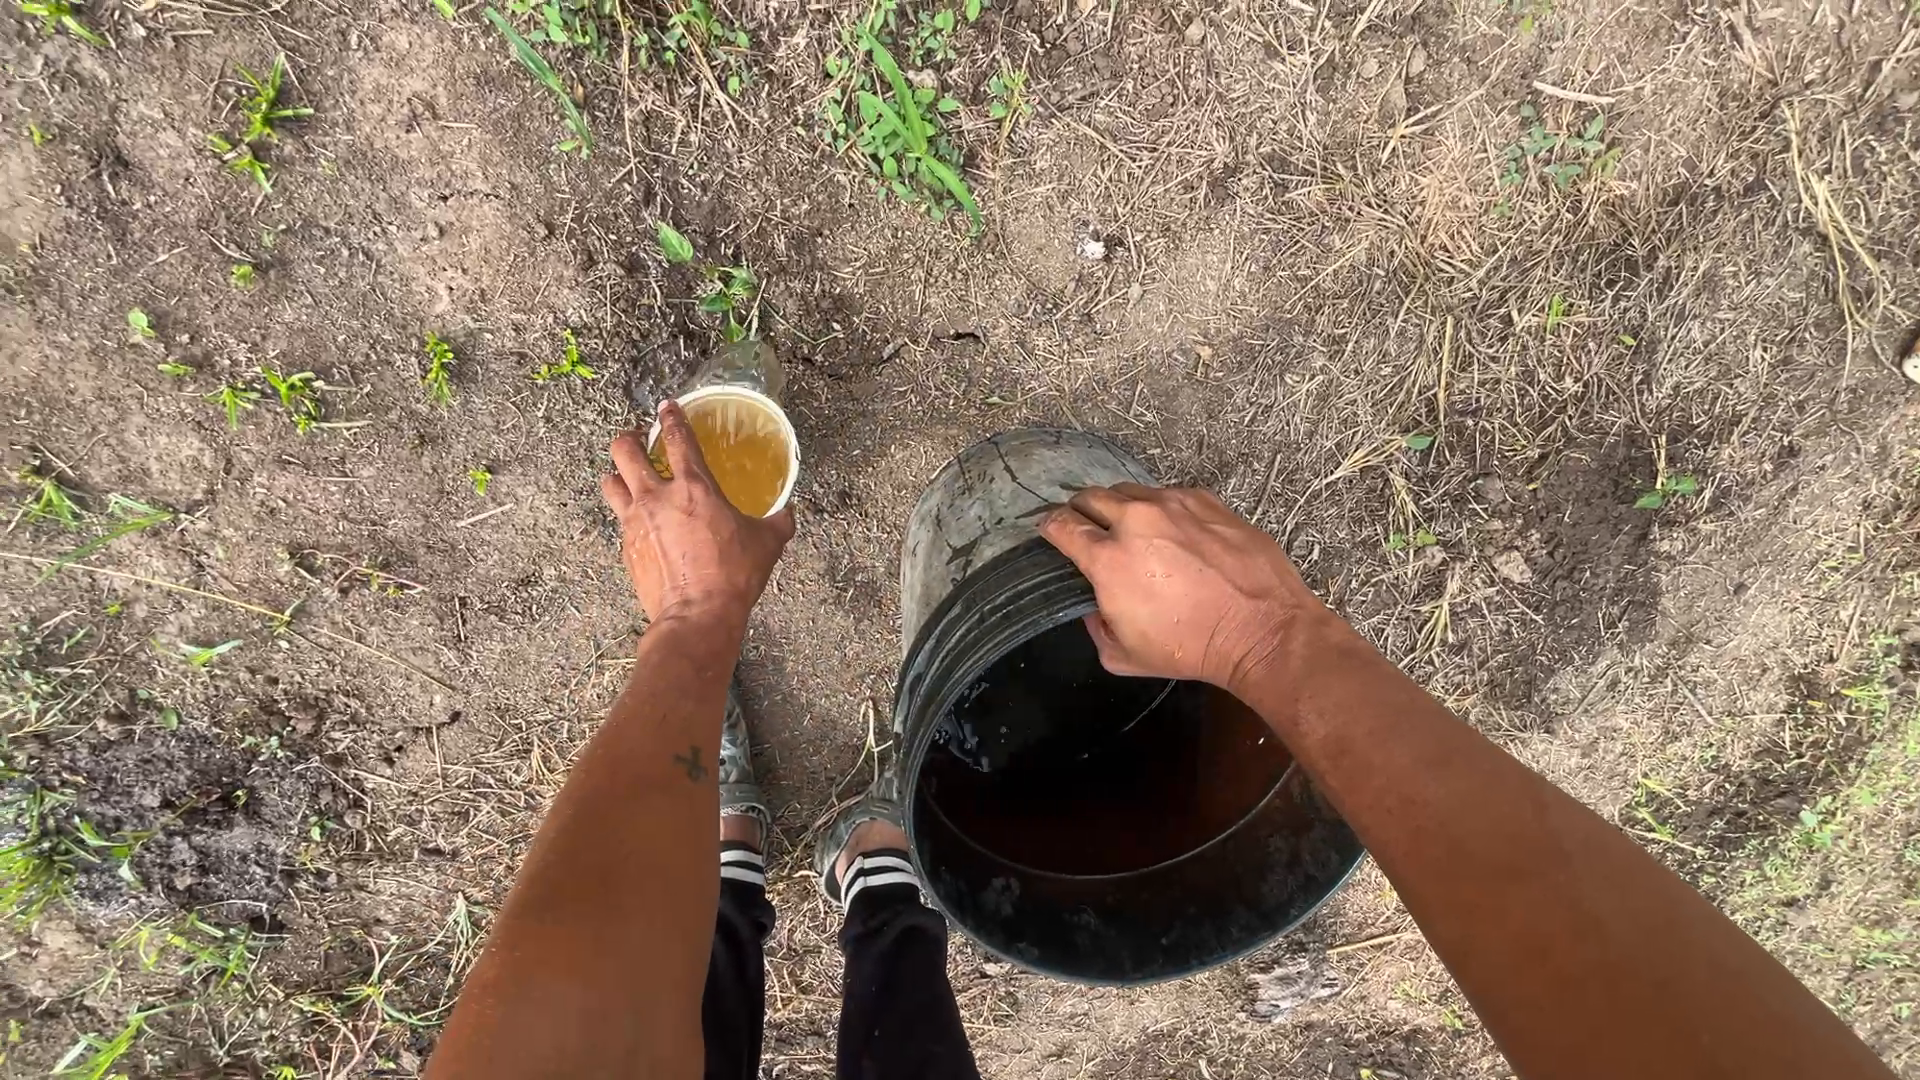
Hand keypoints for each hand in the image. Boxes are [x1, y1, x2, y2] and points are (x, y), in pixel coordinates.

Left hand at [600, 401, 794, 628]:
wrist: (697, 615)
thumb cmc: (733, 575)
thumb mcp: (767, 544)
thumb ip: (778, 522)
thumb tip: (788, 513)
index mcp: (694, 487)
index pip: (676, 438)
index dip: (670, 417)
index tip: (667, 407)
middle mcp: (657, 497)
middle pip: (624, 450)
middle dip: (628, 438)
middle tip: (638, 439)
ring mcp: (635, 521)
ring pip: (610, 481)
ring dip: (618, 473)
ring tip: (629, 476)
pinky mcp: (626, 547)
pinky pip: (618, 518)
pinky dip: (626, 512)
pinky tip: (641, 520)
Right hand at [1038, 484, 1325, 692]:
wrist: (1261, 630)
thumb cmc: (1190, 648)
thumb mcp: (1122, 656)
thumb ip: (1094, 626)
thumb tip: (1093, 605)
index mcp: (1107, 559)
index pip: (1060, 525)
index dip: (1049, 527)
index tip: (1051, 532)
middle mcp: (1134, 521)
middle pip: (1089, 497)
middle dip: (1081, 512)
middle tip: (1087, 528)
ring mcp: (1172, 504)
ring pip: (1128, 491)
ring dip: (1119, 507)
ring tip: (1130, 527)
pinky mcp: (1204, 500)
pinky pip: (1167, 494)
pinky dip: (1159, 508)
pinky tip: (1172, 530)